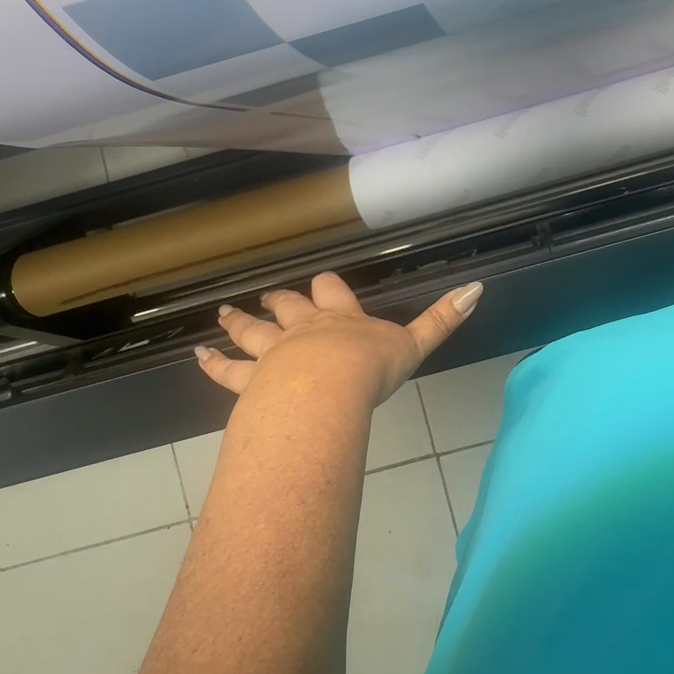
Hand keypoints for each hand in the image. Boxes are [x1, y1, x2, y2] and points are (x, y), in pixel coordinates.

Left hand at [193, 272, 481, 405]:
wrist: (326, 389)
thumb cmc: (370, 368)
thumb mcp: (414, 342)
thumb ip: (442, 318)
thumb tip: (476, 288)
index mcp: (341, 320)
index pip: (333, 293)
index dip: (329, 288)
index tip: (324, 283)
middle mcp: (304, 330)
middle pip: (289, 308)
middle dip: (282, 302)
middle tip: (270, 295)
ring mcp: (273, 354)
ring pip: (252, 332)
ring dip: (239, 322)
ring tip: (224, 314)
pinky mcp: (251, 380)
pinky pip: (227, 370)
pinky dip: (212, 363)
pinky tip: (197, 356)